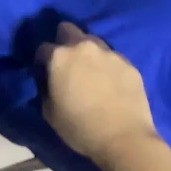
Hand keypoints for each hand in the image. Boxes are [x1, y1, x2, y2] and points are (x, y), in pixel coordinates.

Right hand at [37, 21, 158, 165]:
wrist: (125, 140)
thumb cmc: (81, 128)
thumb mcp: (49, 112)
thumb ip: (46, 88)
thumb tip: (50, 82)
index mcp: (59, 56)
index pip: (42, 48)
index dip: (41, 61)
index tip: (44, 73)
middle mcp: (83, 46)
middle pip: (67, 29)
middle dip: (63, 41)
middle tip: (67, 64)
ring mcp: (109, 53)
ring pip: (93, 41)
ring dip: (88, 53)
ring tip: (92, 73)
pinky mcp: (129, 64)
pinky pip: (114, 58)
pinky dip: (109, 66)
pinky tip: (112, 84)